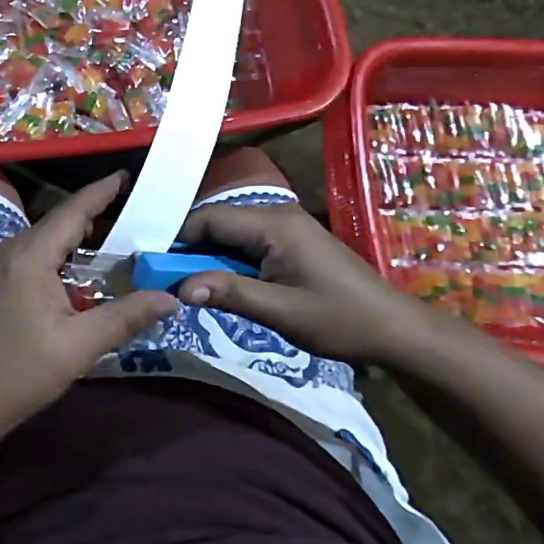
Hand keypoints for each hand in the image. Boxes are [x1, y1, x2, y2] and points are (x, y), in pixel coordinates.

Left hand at [0, 171, 180, 439]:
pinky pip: (32, 254)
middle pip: (59, 222)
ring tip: (116, 241)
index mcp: (29, 256)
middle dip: (96, 216)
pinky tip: (80, 271)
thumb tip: (171, 299)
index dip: (101, 192)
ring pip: (45, 238)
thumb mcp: (81, 344)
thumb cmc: (23, 372)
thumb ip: (127, 315)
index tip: (126, 174)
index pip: (73, 212)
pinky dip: (60, 254)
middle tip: (135, 215)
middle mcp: (9, 249)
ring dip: (78, 238)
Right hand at [174, 203, 445, 362]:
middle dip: (188, 249)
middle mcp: (276, 215)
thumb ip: (228, 293)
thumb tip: (178, 288)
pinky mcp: (291, 241)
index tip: (151, 265)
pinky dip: (227, 261)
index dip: (176, 239)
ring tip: (183, 284)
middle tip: (162, 278)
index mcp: (273, 224)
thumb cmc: (339, 319)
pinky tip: (217, 283)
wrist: (392, 328)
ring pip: (230, 233)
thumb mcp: (280, 311)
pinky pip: (247, 243)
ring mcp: (286, 226)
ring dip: (207, 257)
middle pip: (217, 222)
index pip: (209, 219)